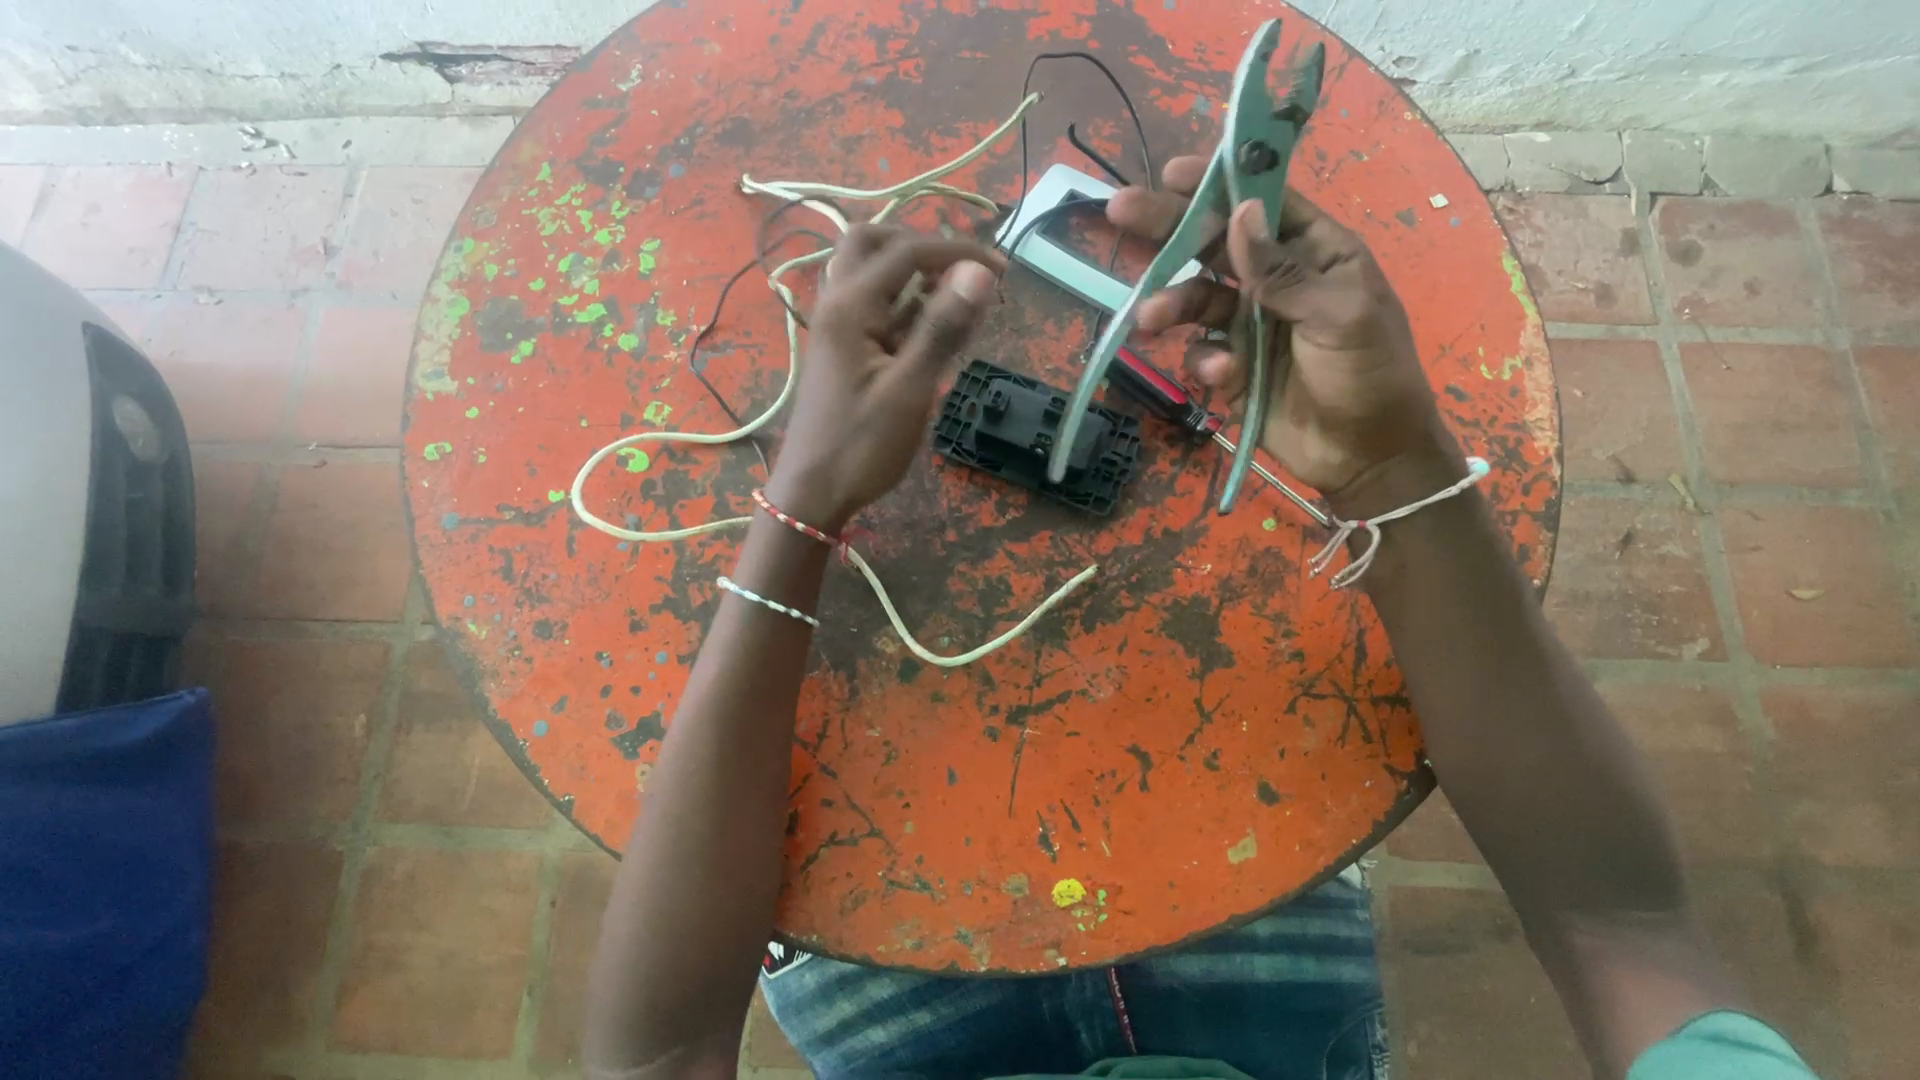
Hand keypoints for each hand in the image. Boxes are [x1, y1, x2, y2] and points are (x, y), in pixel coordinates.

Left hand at [763, 225, 1004, 531]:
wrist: (812, 493)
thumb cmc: (860, 446)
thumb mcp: (909, 390)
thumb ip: (942, 329)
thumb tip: (980, 271)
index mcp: (849, 306)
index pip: (907, 251)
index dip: (958, 252)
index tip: (1003, 271)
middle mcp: (836, 304)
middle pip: (873, 243)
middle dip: (922, 247)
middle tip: (963, 273)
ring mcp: (836, 327)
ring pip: (871, 274)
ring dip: (913, 274)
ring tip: (955, 302)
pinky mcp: (843, 350)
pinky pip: (874, 307)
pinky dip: (904, 305)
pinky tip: (932, 332)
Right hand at [1107, 158, 1459, 510]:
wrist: (1366, 457)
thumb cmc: (1371, 375)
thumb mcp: (1339, 315)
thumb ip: (1284, 270)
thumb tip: (1239, 213)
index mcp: (1316, 253)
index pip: (1262, 204)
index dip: (1219, 184)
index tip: (1172, 172)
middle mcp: (1277, 281)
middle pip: (1214, 245)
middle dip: (1169, 230)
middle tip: (1119, 212)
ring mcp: (1251, 326)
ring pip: (1196, 300)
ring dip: (1171, 305)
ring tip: (1148, 319)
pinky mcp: (1232, 369)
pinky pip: (1200, 352)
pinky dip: (1201, 361)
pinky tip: (1220, 376)